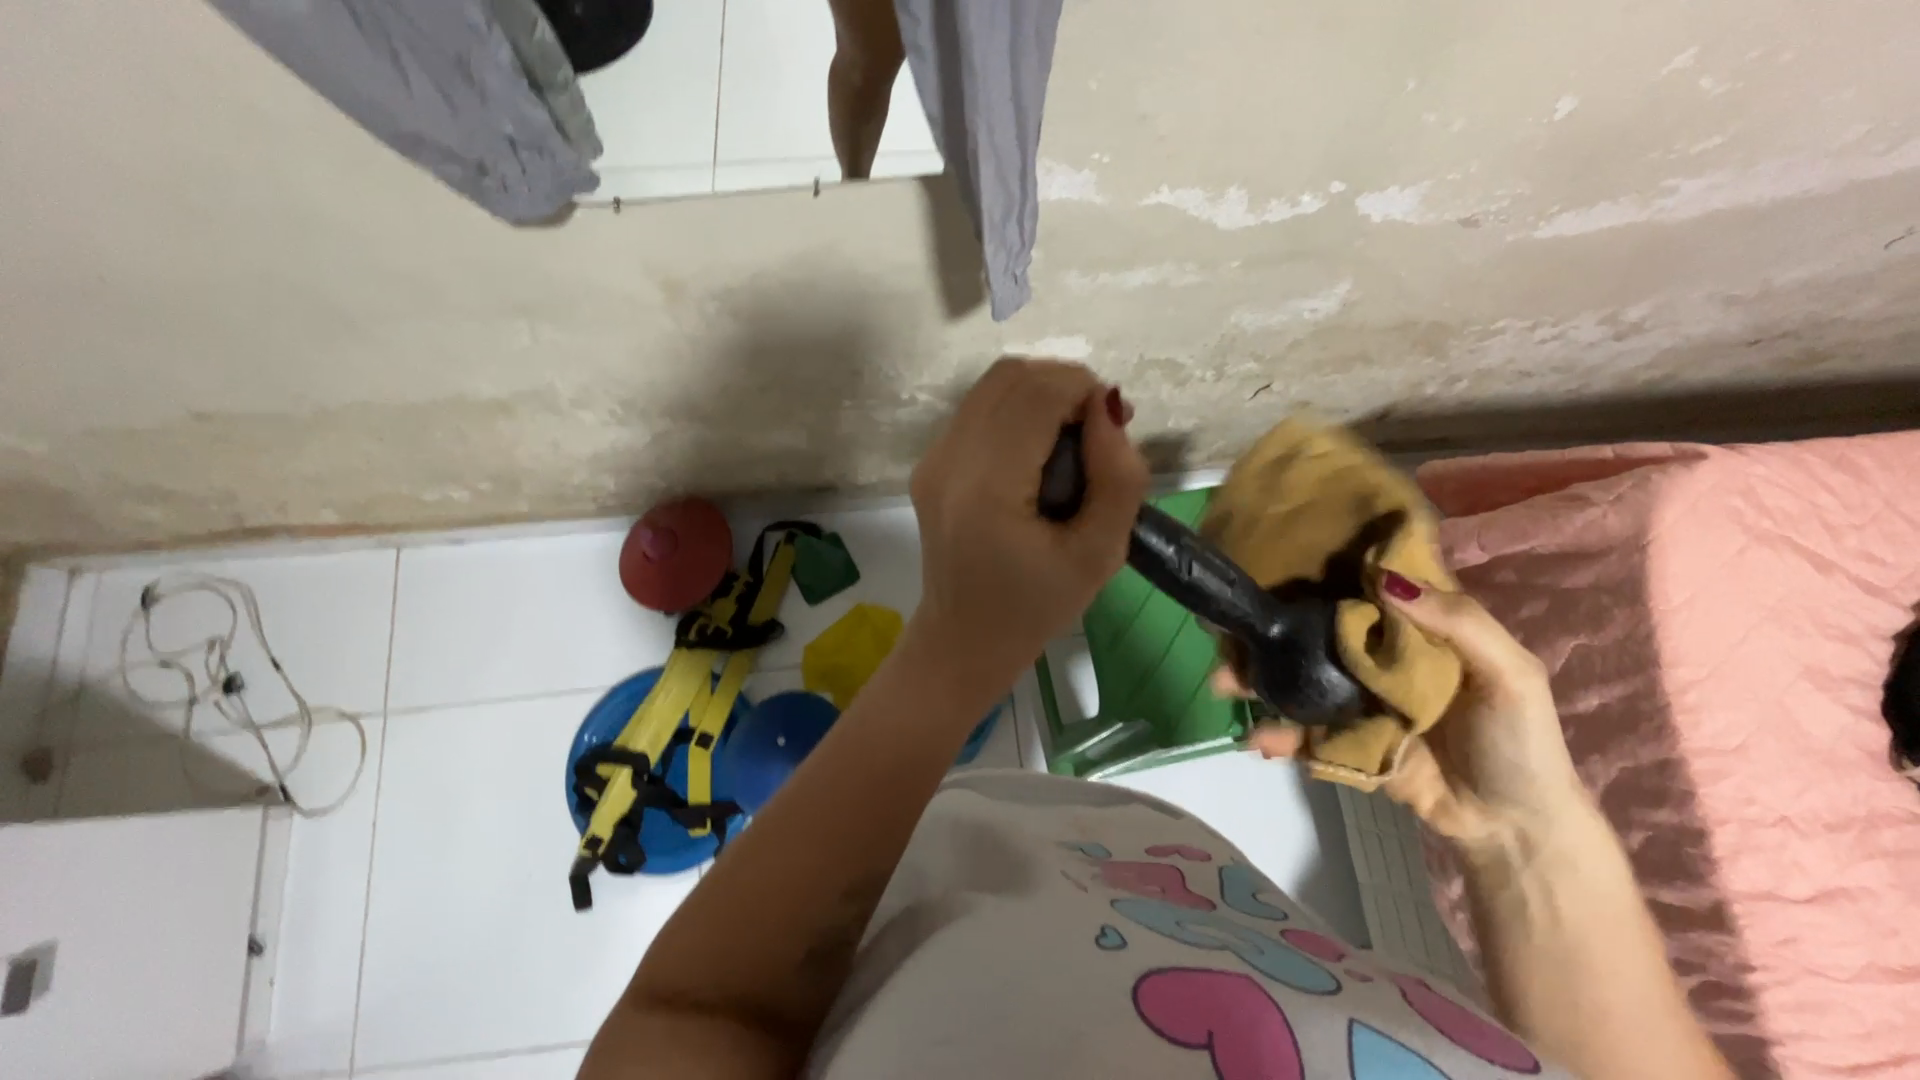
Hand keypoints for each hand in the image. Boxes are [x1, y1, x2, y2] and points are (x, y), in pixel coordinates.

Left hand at [907, 357, 1148, 689]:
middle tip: (1098, 434)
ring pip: (994, 386)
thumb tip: (1107, 407)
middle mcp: (949, 459)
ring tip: (1073, 444)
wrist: (963, 641)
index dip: (1085, 391)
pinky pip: (980, 409)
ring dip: (1042, 395)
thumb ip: (1117, 477)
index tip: (1114, 430)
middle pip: (1012, 375)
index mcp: (986, 486)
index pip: (1037, 392)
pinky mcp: (930, 463)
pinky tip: (1040, 457)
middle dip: (1066, 386)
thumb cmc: (1035, 608)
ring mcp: (933, 458)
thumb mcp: (1099, 555)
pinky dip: (1019, 412)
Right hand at [1222, 574, 1591, 856]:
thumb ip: (1458, 622)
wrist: (1514, 829)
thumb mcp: (1510, 674)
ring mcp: (1358, 705)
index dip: (1322, 577)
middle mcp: (1380, 661)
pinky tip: (1258, 740)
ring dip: (1259, 682)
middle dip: (1270, 633)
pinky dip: (1278, 736)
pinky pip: (1305, 735)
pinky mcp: (1346, 746)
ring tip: (1225, 686)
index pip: (1364, 594)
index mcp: (1419, 634)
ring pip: (1300, 682)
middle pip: (1315, 637)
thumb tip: (1384, 579)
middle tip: (1228, 634)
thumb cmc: (1520, 742)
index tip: (1271, 565)